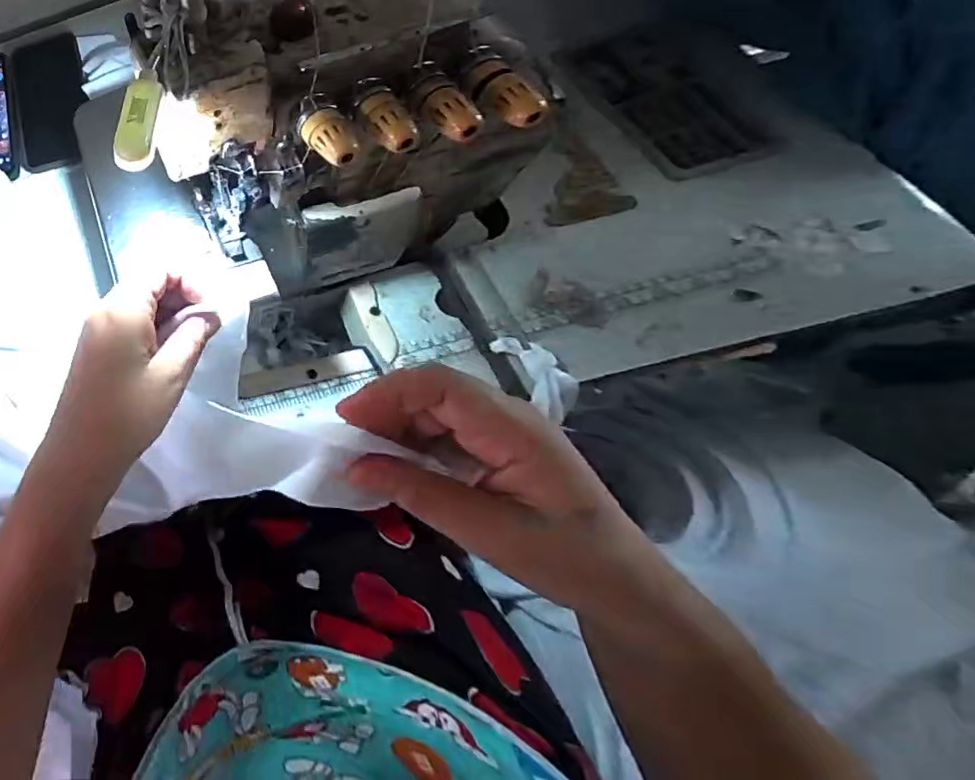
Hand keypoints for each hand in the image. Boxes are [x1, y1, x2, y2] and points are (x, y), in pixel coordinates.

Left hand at [43, 270, 220, 486]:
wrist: (80, 452)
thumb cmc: (129, 414)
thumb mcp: (171, 374)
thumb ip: (194, 335)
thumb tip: (211, 313)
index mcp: (121, 308)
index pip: (158, 268)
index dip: (190, 280)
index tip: (209, 309)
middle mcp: (103, 309)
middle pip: (146, 281)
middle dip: (180, 296)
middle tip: (205, 327)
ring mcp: (95, 326)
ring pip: (137, 301)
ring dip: (167, 313)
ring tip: (190, 342)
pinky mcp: (93, 345)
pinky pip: (126, 320)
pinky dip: (150, 326)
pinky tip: (167, 352)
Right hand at [337, 364, 667, 618]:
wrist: (627, 590)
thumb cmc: (567, 560)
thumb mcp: (487, 532)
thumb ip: (419, 493)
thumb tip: (354, 467)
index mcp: (512, 427)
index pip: (437, 384)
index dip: (386, 393)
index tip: (347, 421)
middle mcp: (507, 415)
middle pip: (431, 390)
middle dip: (384, 409)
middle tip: (348, 444)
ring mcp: (504, 429)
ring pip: (434, 408)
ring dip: (395, 426)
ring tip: (365, 456)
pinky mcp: (499, 447)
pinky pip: (446, 430)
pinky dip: (414, 442)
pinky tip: (397, 465)